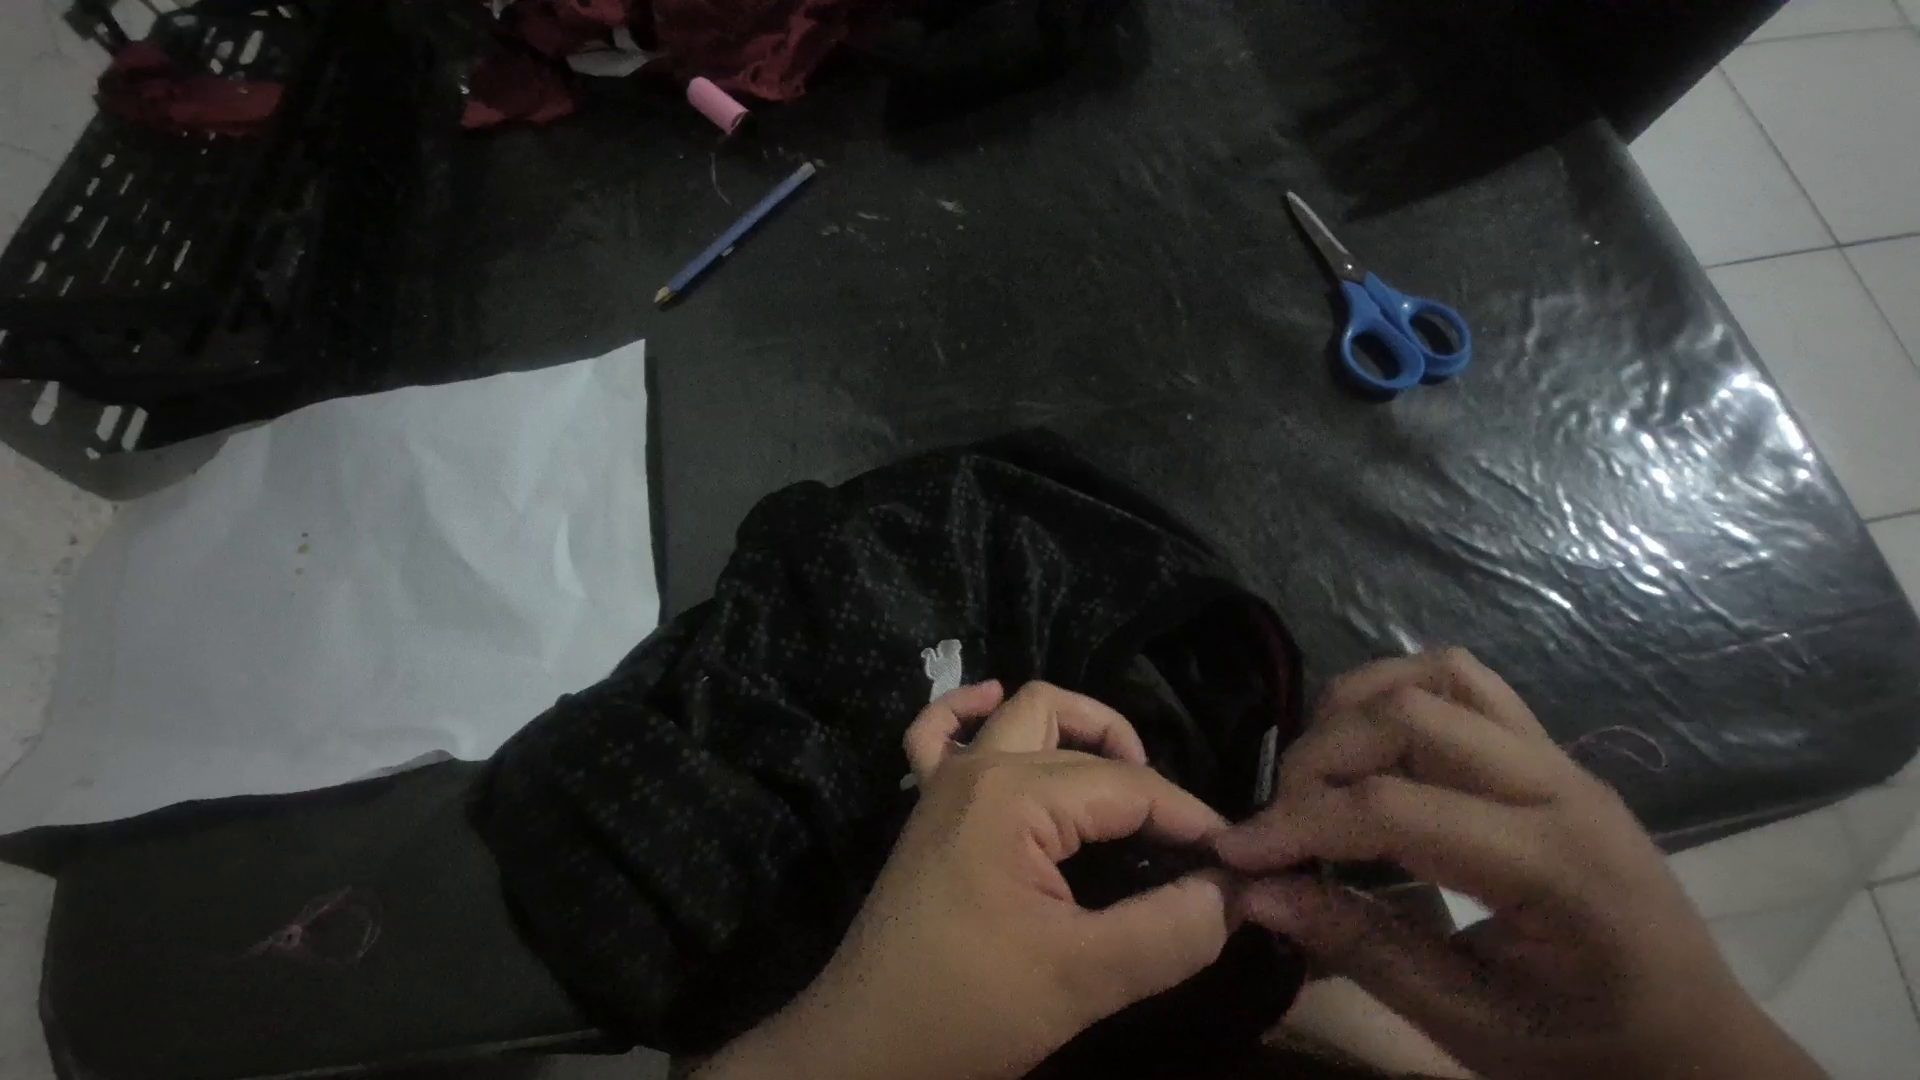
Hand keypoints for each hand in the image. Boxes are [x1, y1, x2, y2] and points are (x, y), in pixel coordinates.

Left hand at [696, 681, 1232, 1079]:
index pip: (1128, 786)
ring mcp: (944, 779)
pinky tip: (999, 712)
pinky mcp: (925, 803)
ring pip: (1021, 713)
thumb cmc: (967, 1010)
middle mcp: (979, 767)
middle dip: (1144, 778)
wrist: (863, 1045)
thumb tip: (1231, 892)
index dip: (1191, 819)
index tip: (1235, 859)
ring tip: (1124, 770)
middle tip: (1180, 837)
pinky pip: (939, 731)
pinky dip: (972, 711)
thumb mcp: (1080, 981)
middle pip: (1082, 743)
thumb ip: (1168, 933)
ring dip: (1076, 725)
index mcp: (1016, 796)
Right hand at [1215, 649, 1825, 1079]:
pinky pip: (1458, 679)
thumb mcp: (1468, 1024)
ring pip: (1431, 676)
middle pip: (1406, 718)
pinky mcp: (1545, 745)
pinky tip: (1369, 745)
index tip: (1234, 852)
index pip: (1395, 808)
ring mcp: (1557, 755)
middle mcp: (1560, 786)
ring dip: (1353, 710)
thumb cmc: (1586, 1050)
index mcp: (1555, 869)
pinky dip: (1394, 692)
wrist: (1700, 1046)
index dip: (1299, 823)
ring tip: (1320, 774)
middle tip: (1281, 820)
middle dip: (1317, 760)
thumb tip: (1253, 893)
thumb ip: (1356, 947)